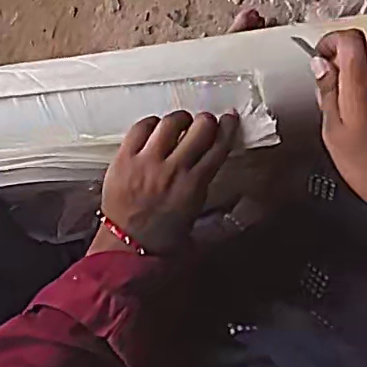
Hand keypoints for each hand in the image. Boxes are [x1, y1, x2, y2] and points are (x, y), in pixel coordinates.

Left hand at [96, 111, 239, 255]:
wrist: (127, 246)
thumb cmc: (163, 239)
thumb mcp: (199, 222)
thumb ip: (217, 202)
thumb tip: (242, 196)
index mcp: (194, 185)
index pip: (219, 146)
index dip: (228, 128)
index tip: (229, 119)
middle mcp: (173, 169)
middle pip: (200, 127)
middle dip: (206, 121)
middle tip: (204, 123)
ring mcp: (146, 161)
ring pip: (170, 122)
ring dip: (180, 119)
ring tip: (180, 123)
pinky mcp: (124, 158)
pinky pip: (141, 127)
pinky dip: (151, 123)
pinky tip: (155, 129)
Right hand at [311, 30, 366, 218]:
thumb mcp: (333, 131)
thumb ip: (327, 92)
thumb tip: (320, 65)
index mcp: (363, 83)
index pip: (350, 39)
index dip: (331, 42)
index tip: (320, 58)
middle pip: (359, 60)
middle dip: (339, 74)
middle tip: (327, 103)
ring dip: (355, 92)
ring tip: (346, 125)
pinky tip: (365, 133)